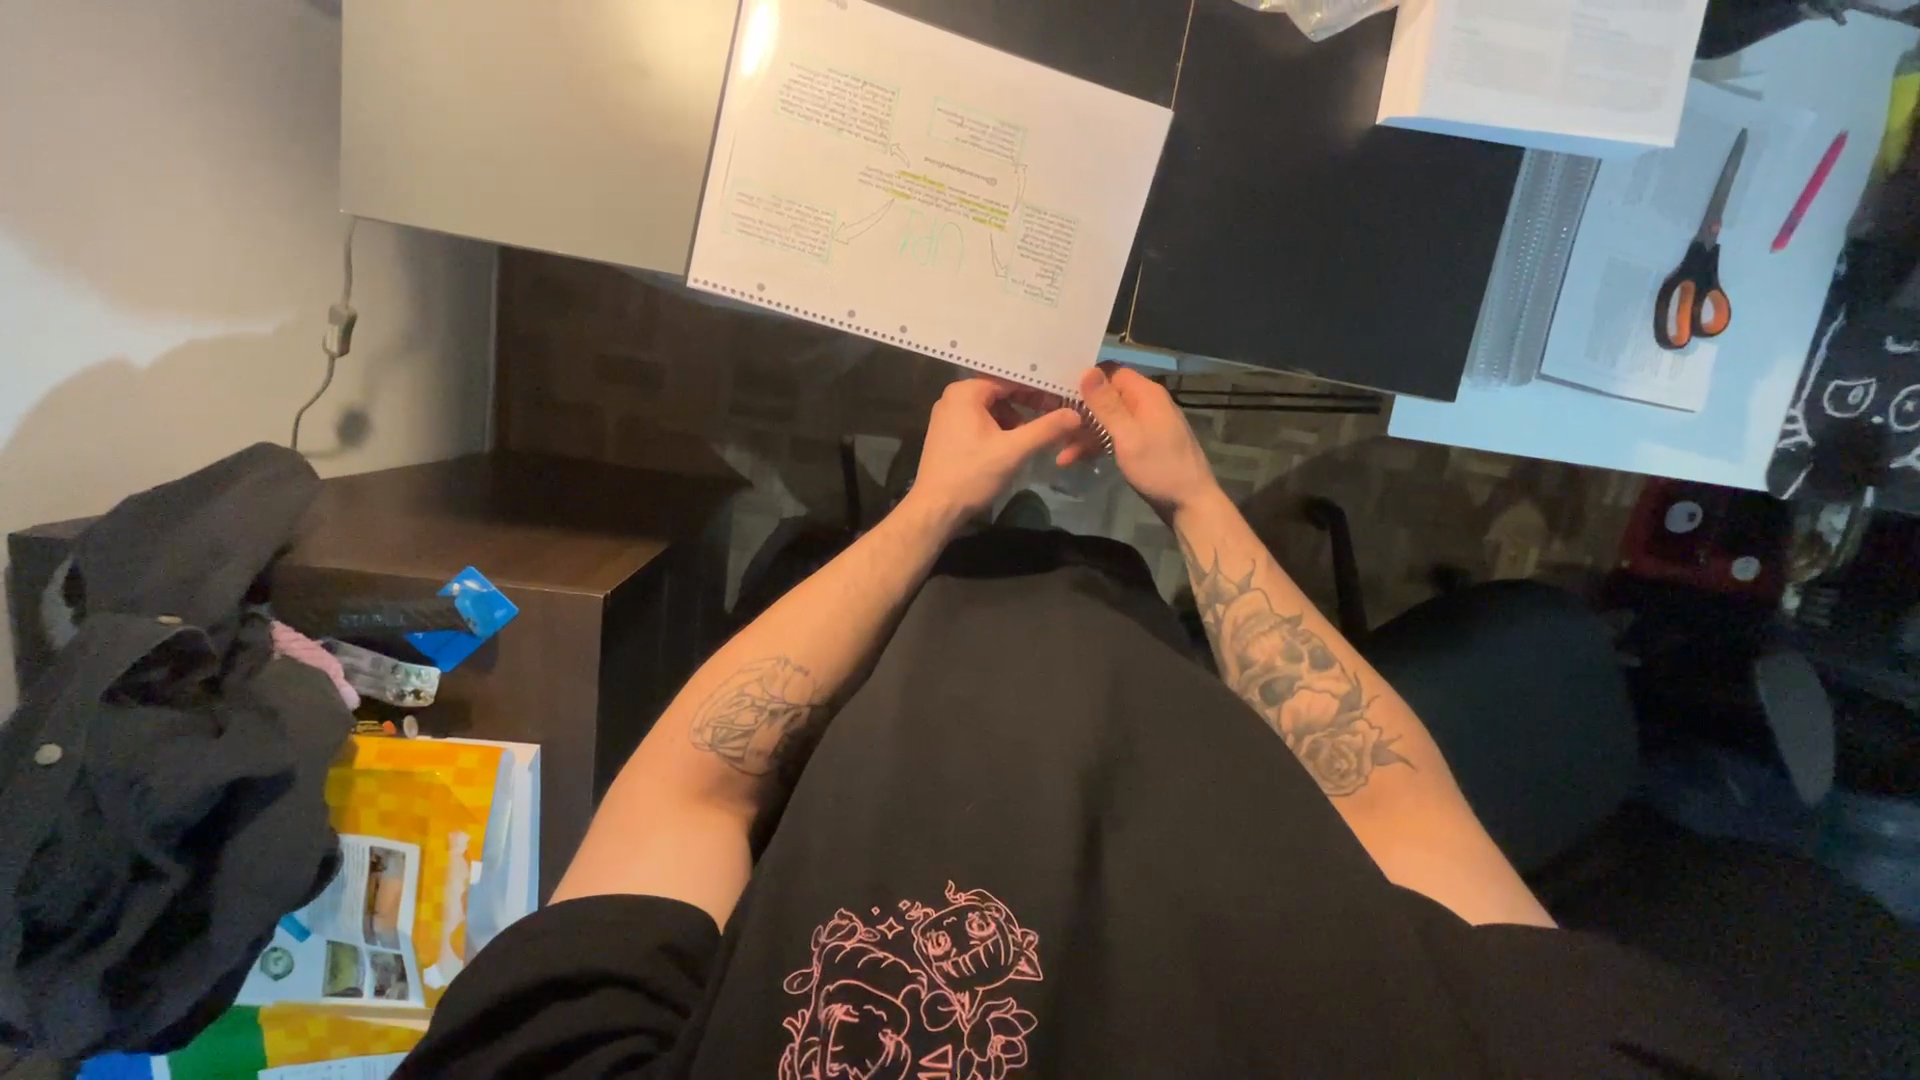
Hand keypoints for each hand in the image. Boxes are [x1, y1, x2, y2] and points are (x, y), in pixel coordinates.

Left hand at [905, 378, 1082, 522]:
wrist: (936, 509)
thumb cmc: (972, 475)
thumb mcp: (1014, 451)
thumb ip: (1046, 429)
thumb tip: (1076, 414)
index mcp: (964, 392)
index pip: (1009, 380)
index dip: (1038, 390)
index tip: (1061, 400)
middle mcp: (952, 397)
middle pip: (1000, 394)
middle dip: (1026, 406)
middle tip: (1052, 417)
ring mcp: (947, 417)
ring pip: (991, 410)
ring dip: (1013, 421)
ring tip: (1032, 438)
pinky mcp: (947, 435)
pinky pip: (979, 423)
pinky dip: (998, 431)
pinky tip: (1011, 447)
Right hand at [1074, 365, 1220, 516]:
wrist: (1189, 503)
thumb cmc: (1159, 467)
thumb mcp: (1128, 435)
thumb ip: (1106, 404)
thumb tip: (1087, 370)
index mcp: (1146, 394)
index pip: (1112, 372)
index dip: (1087, 379)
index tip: (1059, 391)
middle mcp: (1146, 404)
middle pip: (1107, 397)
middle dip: (1081, 412)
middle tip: (1054, 426)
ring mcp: (1145, 425)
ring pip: (1108, 420)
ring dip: (1084, 434)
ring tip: (1061, 453)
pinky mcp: (1142, 444)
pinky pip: (1114, 436)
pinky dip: (1096, 445)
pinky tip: (1075, 459)